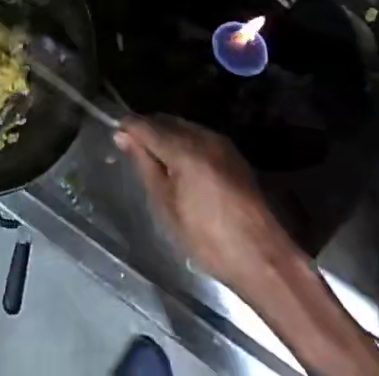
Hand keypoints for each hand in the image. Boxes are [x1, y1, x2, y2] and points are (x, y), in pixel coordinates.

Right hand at [114, 115, 297, 292]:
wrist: (264, 257)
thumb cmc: (208, 239)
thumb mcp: (166, 206)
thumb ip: (144, 165)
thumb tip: (123, 136)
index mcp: (184, 148)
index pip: (145, 125)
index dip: (127, 128)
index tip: (115, 137)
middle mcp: (203, 136)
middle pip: (165, 120)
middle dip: (147, 129)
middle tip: (132, 151)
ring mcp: (222, 143)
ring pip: (183, 126)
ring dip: (166, 135)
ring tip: (156, 159)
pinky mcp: (233, 154)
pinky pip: (199, 136)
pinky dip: (184, 142)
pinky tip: (181, 165)